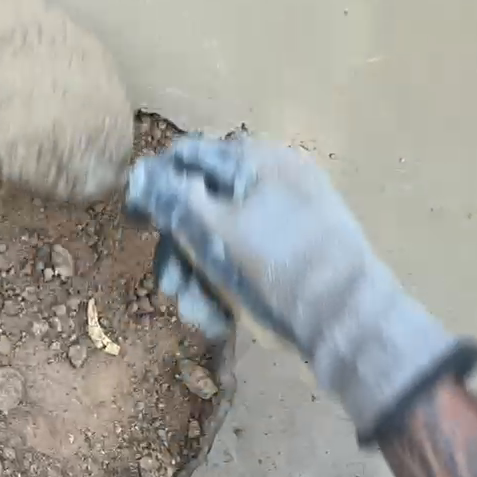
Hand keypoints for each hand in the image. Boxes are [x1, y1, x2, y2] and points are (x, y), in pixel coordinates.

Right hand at [127, 134, 476, 440]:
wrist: (341, 320)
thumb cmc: (275, 267)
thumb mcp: (213, 230)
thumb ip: (171, 199)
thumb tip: (137, 173)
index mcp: (255, 163)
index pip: (188, 157)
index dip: (155, 186)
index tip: (135, 222)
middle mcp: (264, 185)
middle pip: (194, 207)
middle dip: (177, 252)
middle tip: (168, 287)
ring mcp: (274, 223)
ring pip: (209, 243)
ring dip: (194, 280)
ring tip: (197, 311)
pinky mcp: (277, 259)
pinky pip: (232, 265)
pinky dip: (218, 291)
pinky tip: (218, 318)